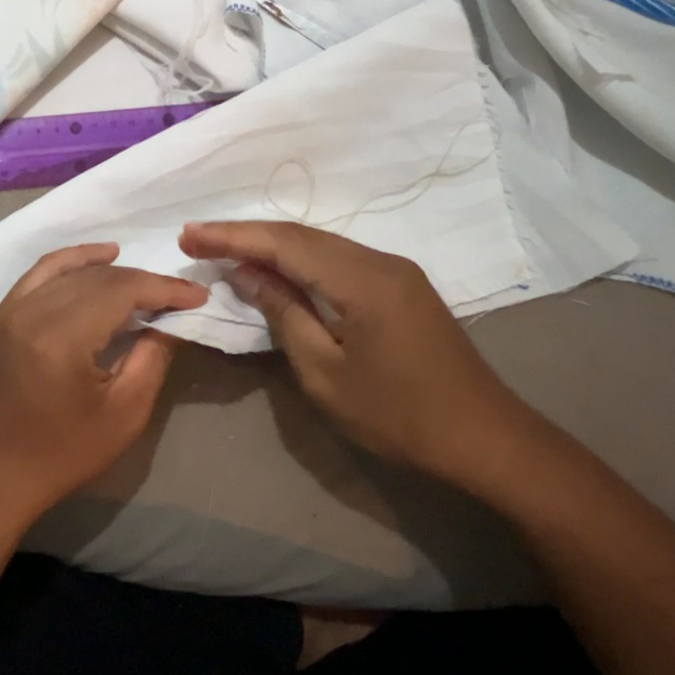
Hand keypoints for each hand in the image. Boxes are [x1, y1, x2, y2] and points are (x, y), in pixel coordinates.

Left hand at [0, 243, 207, 520]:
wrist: (0, 472)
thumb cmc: (66, 452)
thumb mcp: (125, 412)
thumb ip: (152, 356)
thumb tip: (170, 318)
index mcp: (60, 337)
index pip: (121, 291)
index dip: (162, 288)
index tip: (197, 295)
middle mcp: (32, 311)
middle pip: (97, 278)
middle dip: (142, 281)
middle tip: (178, 295)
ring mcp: (12, 309)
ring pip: (71, 270)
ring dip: (111, 269)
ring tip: (146, 279)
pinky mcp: (4, 314)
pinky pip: (41, 273)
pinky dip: (72, 260)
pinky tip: (99, 259)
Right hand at [178, 221, 539, 489]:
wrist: (486, 439)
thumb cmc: (399, 415)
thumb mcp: (325, 373)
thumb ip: (284, 314)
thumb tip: (247, 273)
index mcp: (363, 279)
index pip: (284, 243)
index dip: (231, 237)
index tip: (188, 236)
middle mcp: (380, 261)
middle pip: (301, 235)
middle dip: (244, 235)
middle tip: (194, 239)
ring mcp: (395, 272)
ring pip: (320, 244)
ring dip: (270, 245)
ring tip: (222, 249)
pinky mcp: (401, 288)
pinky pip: (338, 260)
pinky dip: (298, 260)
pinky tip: (274, 268)